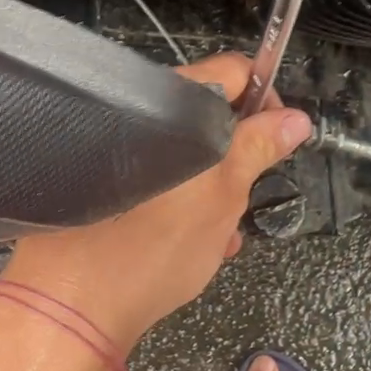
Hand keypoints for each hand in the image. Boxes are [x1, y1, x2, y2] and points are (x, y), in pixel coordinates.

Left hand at [0, 53, 311, 349]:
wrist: (77, 299)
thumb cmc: (152, 246)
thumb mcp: (225, 194)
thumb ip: (259, 148)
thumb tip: (292, 118)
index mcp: (168, 102)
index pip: (231, 71)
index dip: (264, 98)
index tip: (279, 137)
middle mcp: (138, 113)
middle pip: (208, 114)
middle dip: (236, 153)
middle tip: (245, 195)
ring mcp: (120, 146)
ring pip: (187, 150)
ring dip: (211, 184)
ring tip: (217, 232)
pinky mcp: (108, 179)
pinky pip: (159, 175)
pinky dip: (180, 198)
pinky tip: (190, 238)